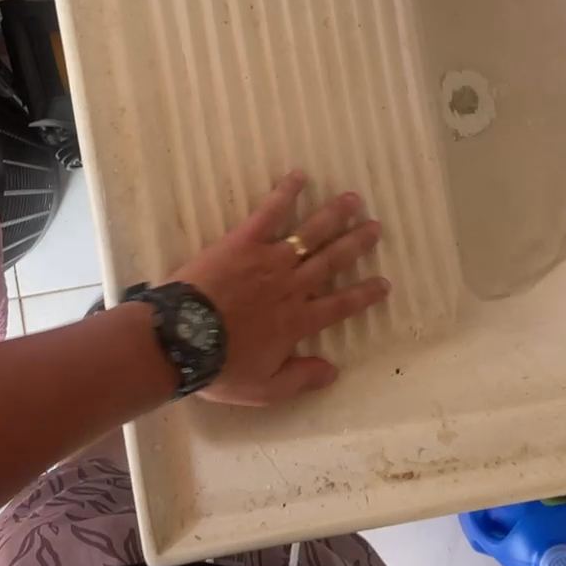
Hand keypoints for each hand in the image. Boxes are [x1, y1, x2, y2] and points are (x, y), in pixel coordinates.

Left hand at [168, 171, 388, 406]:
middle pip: (332, 261)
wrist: (182, 339)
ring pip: (310, 234)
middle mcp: (292, 286)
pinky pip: (269, 213)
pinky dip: (285, 194)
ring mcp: (270, 260)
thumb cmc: (219, 366)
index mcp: (297, 321)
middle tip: (376, 227)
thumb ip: (299, 379)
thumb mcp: (263, 389)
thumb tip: (333, 372)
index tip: (383, 283)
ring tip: (353, 199)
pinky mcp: (244, 241)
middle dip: (356, 244)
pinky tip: (299, 176)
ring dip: (333, 216)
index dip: (364, 295)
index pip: (340, 305)